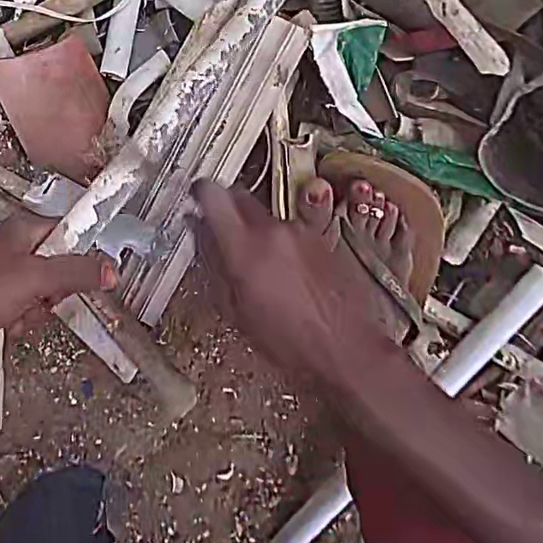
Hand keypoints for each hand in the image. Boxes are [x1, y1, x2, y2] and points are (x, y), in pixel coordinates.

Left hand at [0, 213, 112, 405]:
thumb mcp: (34, 280)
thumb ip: (76, 271)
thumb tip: (111, 267)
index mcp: (24, 228)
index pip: (70, 231)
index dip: (84, 254)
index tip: (98, 274)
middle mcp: (14, 246)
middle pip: (60, 266)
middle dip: (56, 291)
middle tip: (43, 299)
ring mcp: (3, 274)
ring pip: (44, 293)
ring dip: (37, 311)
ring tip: (17, 314)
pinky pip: (26, 310)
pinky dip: (21, 322)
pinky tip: (6, 327)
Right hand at [189, 181, 404, 398]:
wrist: (346, 350)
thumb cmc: (287, 340)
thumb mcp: (235, 308)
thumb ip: (212, 261)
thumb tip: (199, 231)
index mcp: (244, 246)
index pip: (213, 195)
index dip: (200, 192)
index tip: (196, 196)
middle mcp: (272, 229)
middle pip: (239, 197)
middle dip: (227, 209)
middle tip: (223, 233)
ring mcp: (300, 230)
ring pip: (265, 216)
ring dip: (256, 231)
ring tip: (260, 266)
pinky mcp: (321, 237)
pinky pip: (289, 229)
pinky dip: (281, 242)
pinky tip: (286, 273)